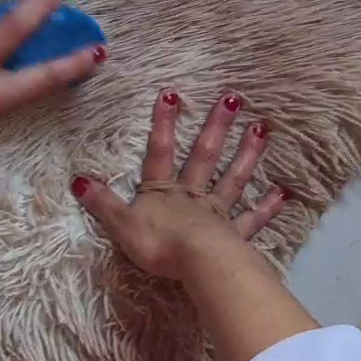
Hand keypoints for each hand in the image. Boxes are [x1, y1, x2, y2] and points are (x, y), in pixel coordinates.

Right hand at [73, 90, 291, 280]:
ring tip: (262, 128)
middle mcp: (192, 196)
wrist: (199, 266)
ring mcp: (217, 215)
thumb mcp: (121, 224)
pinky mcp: (236, 237)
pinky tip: (283, 193)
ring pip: (233, 179)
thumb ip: (102, 202)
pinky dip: (267, 207)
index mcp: (162, 193)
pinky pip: (252, 219)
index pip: (160, 153)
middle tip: (233, 98)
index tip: (172, 93)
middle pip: (204, 156)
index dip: (163, 124)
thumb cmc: (159, 245)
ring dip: (247, 154)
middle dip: (216, 127)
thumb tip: (77, 179)